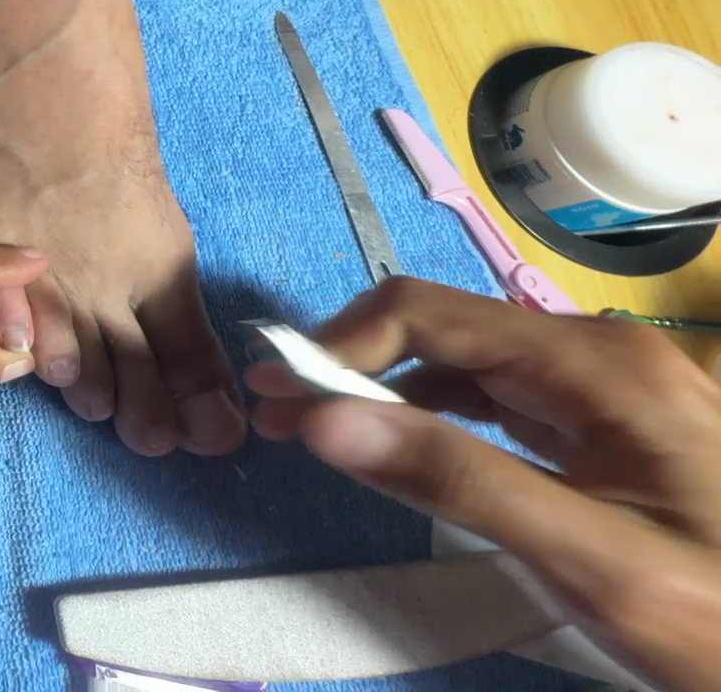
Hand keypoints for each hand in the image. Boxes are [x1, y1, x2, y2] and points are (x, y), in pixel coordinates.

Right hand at [248, 278, 720, 691]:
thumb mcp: (599, 564)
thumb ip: (458, 481)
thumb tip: (317, 419)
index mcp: (594, 363)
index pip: (420, 314)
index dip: (336, 345)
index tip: (280, 398)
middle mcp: (589, 350)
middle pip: (428, 328)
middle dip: (342, 366)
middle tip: (279, 417)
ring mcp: (593, 382)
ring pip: (446, 357)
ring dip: (369, 388)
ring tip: (313, 429)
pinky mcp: (590, 415)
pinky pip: (477, 391)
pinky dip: (414, 409)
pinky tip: (389, 440)